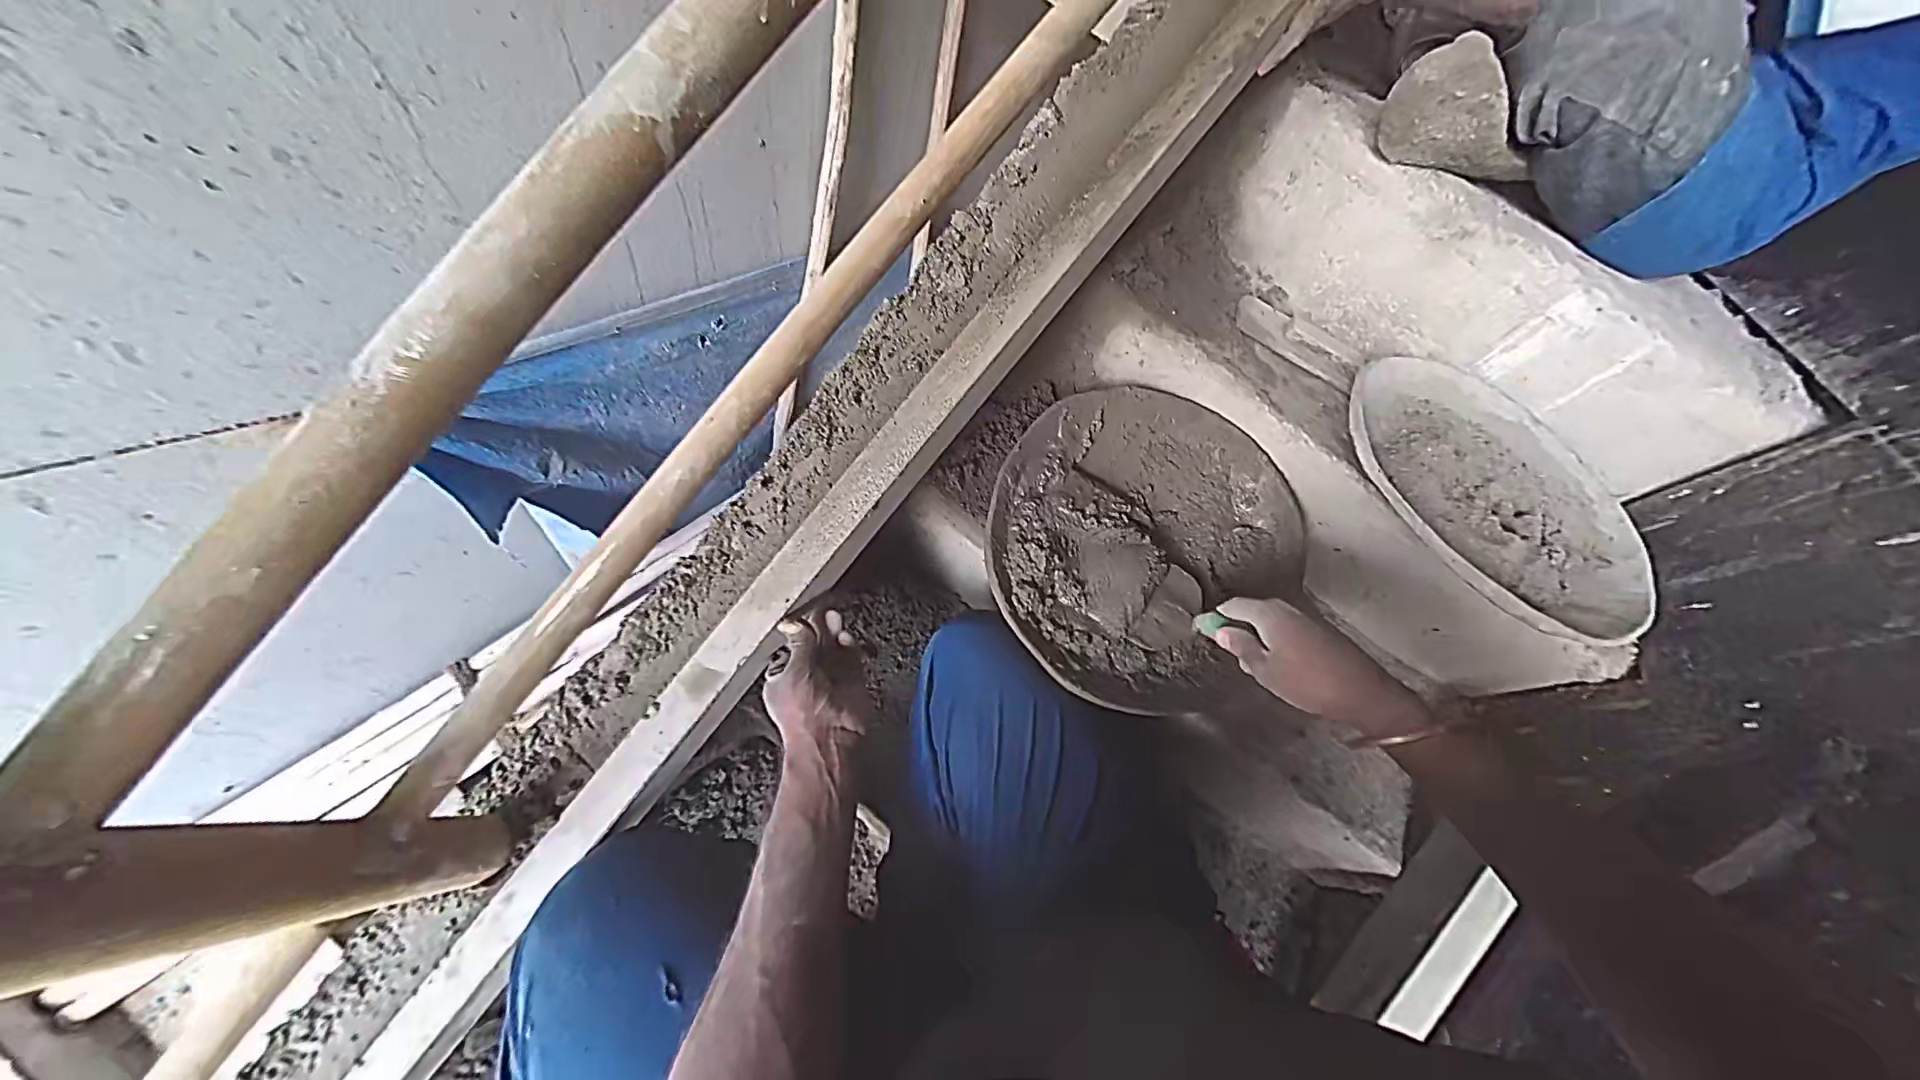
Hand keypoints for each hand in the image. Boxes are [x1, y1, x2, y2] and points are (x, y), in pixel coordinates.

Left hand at [764, 608, 871, 755]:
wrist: (830, 738)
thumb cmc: (802, 714)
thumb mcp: (793, 670)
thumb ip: (800, 643)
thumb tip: (793, 623)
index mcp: (783, 676)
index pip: (792, 644)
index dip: (798, 628)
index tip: (803, 612)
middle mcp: (808, 676)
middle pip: (815, 642)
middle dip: (818, 627)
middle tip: (822, 610)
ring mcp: (831, 677)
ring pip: (834, 646)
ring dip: (834, 632)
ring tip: (834, 617)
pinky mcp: (852, 679)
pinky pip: (851, 656)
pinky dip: (850, 645)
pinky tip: (846, 637)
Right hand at [1197, 597, 1428, 736]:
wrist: (1363, 694)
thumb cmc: (1308, 682)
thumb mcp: (1264, 669)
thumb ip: (1240, 646)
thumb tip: (1222, 630)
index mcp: (1269, 613)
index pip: (1232, 605)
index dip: (1214, 617)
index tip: (1201, 628)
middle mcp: (1288, 609)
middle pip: (1252, 611)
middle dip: (1237, 626)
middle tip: (1228, 650)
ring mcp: (1307, 619)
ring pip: (1270, 621)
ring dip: (1257, 635)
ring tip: (1254, 663)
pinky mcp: (1320, 632)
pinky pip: (1287, 629)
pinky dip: (1275, 640)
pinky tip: (1279, 664)